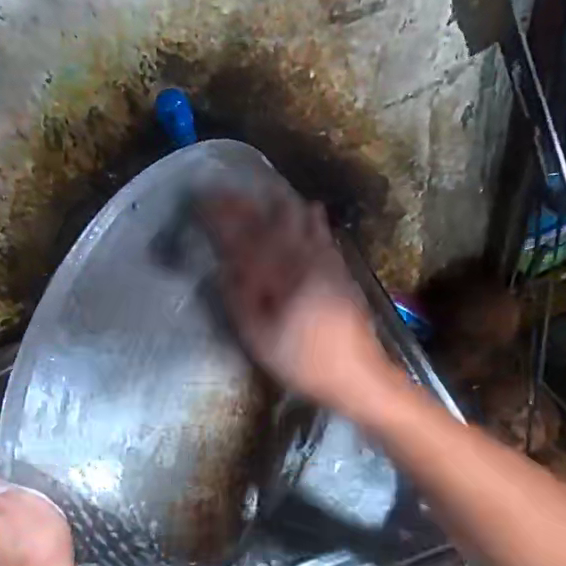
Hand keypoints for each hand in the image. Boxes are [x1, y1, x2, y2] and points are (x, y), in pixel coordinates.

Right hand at [198, 189, 397, 409]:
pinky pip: (324, 233)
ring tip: (264, 190)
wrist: (360, 375)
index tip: (205, 202)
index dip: (223, 218)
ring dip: (280, 203)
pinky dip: (312, 217)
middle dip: (248, 205)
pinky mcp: (342, 271)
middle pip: (273, 222)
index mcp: (281, 275)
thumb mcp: (260, 339)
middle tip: (227, 193)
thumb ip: (240, 300)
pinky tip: (311, 208)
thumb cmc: (305, 362)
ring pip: (302, 221)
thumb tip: (224, 269)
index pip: (245, 237)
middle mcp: (304, 260)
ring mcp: (327, 263)